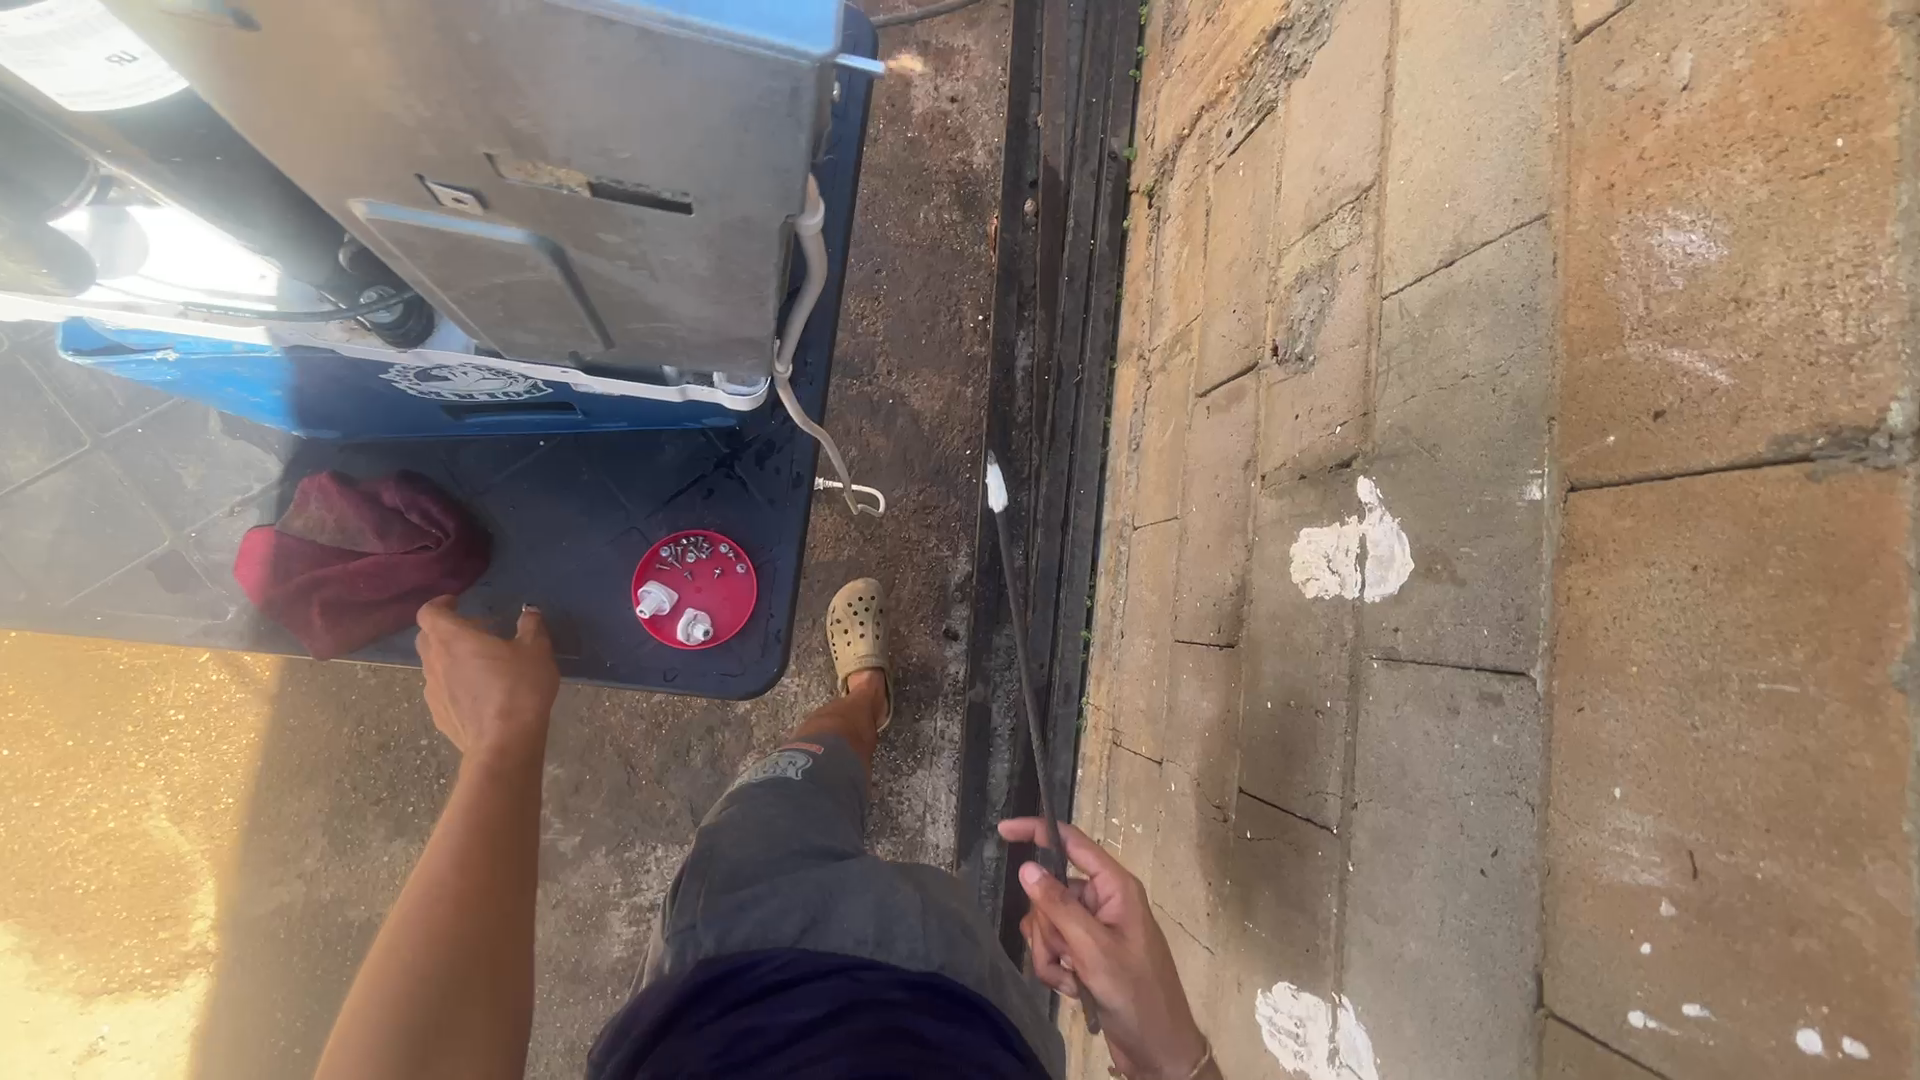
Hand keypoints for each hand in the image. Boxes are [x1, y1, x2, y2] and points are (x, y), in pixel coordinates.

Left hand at [415, 597, 558, 771]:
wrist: (504, 740)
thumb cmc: (520, 686)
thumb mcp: (536, 650)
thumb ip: (531, 627)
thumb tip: (529, 612)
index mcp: (454, 639)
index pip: (429, 613)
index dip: (440, 604)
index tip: (457, 603)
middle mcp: (435, 661)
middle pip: (427, 638)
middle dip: (447, 630)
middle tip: (477, 633)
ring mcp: (433, 690)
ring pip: (434, 665)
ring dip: (452, 658)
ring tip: (483, 665)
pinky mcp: (439, 714)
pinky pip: (442, 689)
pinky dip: (455, 683)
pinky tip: (482, 693)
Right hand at [997, 818, 1208, 1079]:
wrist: (1158, 1052)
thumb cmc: (1136, 993)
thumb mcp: (1094, 949)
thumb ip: (1058, 906)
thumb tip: (1026, 868)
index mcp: (1114, 886)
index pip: (1071, 842)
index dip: (1037, 831)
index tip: (1003, 830)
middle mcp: (1103, 900)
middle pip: (1051, 890)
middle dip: (1047, 926)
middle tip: (1063, 954)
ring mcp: (1093, 927)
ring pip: (1046, 922)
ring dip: (1049, 952)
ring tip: (1069, 977)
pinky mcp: (1086, 953)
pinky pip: (1052, 946)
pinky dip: (1054, 968)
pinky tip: (1071, 989)